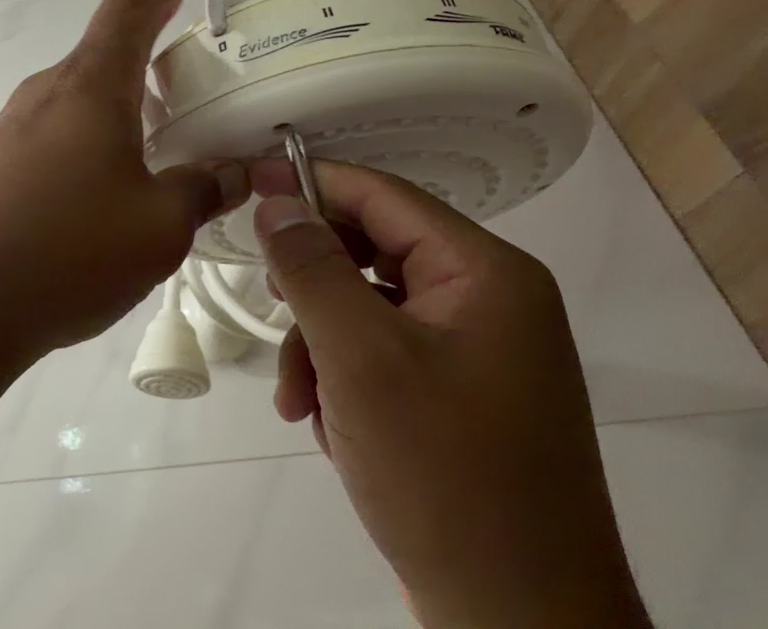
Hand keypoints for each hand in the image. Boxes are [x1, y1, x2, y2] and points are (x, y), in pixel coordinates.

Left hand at [0, 0, 249, 359]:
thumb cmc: (67, 253)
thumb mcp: (158, 227)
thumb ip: (202, 191)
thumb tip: (230, 174)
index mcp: (90, 87)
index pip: (130, 5)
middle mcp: (46, 93)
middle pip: (105, 49)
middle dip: (151, 44)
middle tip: (193, 62)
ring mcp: (12, 128)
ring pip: (81, 94)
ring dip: (124, 99)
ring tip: (165, 131)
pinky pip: (57, 130)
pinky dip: (95, 133)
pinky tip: (112, 179)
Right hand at [250, 160, 649, 628]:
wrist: (519, 616)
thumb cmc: (443, 472)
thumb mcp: (361, 358)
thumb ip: (312, 269)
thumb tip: (278, 201)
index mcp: (485, 274)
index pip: (384, 196)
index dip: (312, 182)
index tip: (248, 183)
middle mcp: (490, 302)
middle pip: (374, 255)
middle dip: (315, 291)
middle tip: (273, 313)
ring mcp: (479, 354)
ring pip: (371, 311)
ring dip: (323, 348)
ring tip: (303, 406)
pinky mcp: (462, 399)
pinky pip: (387, 358)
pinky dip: (348, 382)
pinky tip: (335, 428)